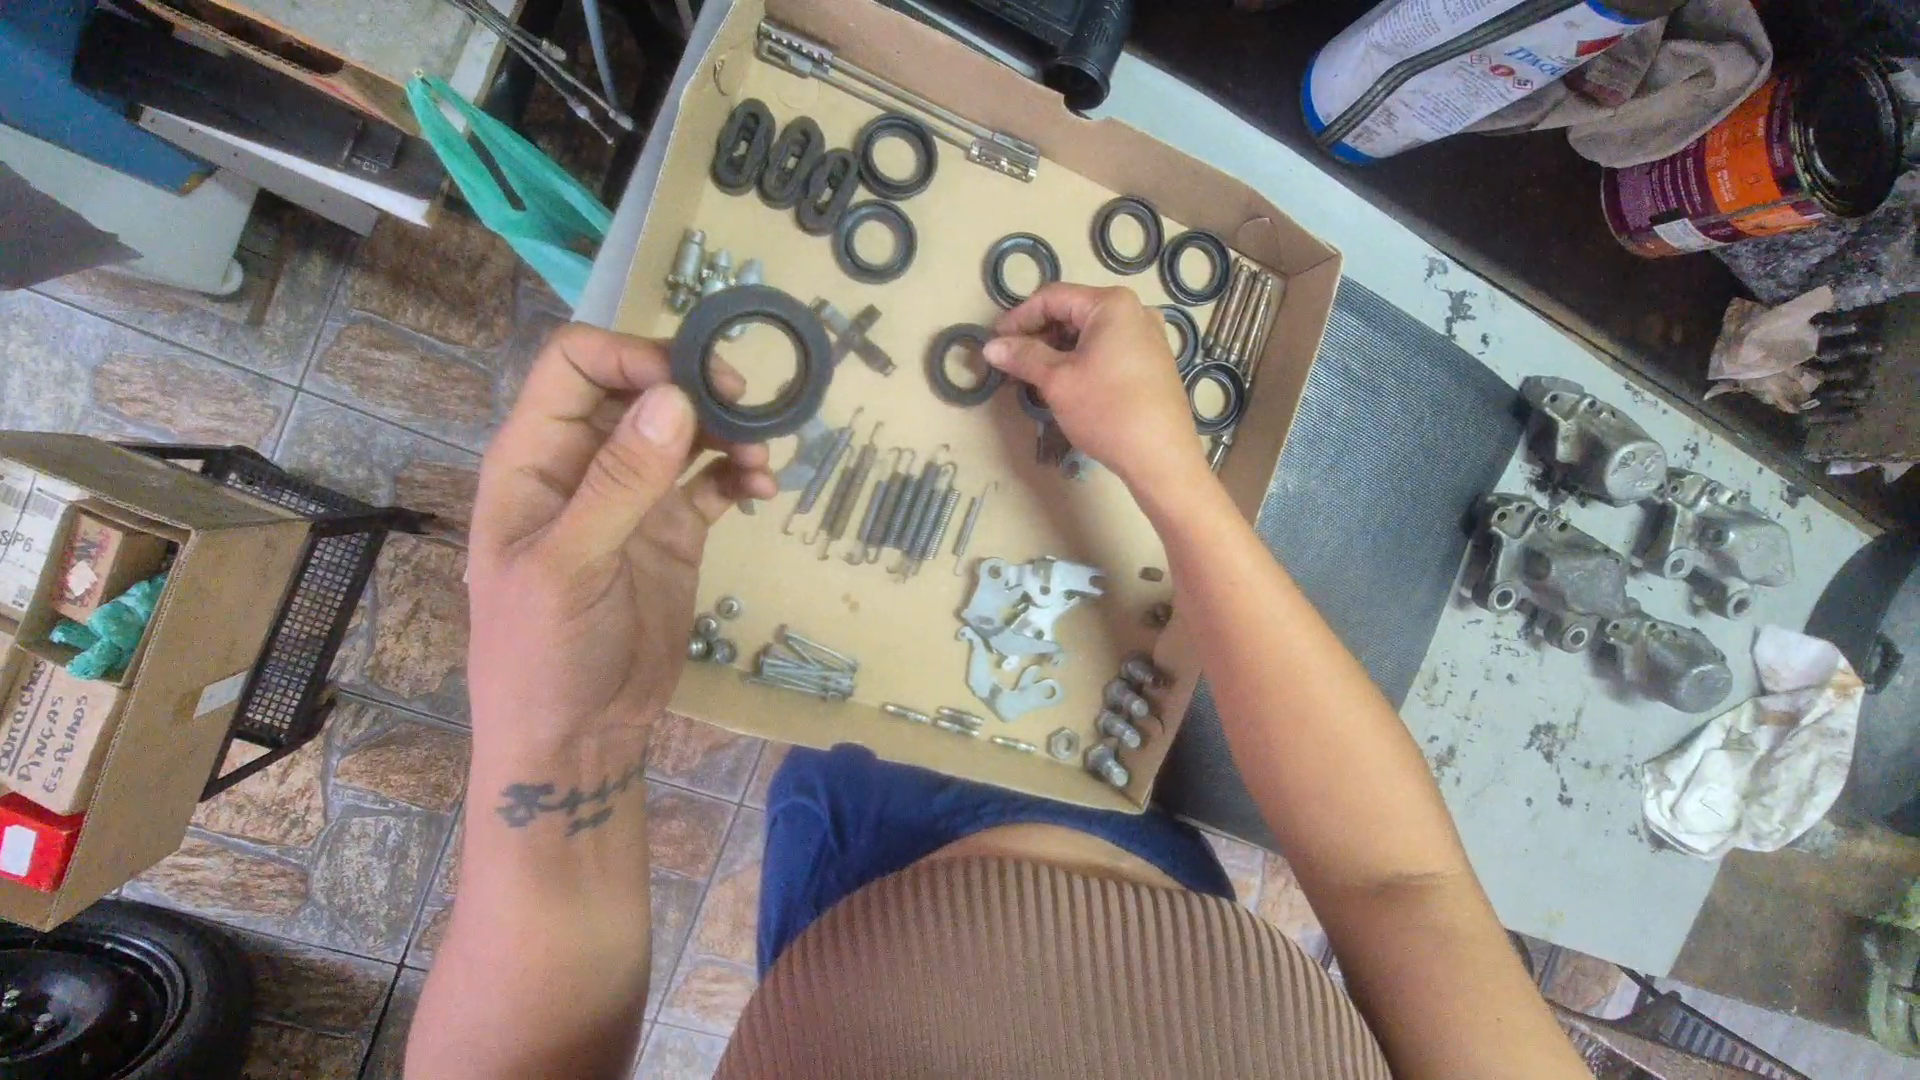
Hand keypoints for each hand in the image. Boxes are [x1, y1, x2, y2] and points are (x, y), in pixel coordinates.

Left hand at [465, 325, 775, 752]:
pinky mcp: (674, 531)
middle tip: (746, 408)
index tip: (691, 383)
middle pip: (642, 389)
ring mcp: (636, 499)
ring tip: (760, 461)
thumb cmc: (544, 653)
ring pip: (685, 432)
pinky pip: (712, 482)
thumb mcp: (571, 566)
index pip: (577, 366)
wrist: (580, 732)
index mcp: (538, 458)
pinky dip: (740, 476)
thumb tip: (675, 399)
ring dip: (727, 432)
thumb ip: (620, 482)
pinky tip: (762, 491)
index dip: (632, 356)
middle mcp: (588, 466)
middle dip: (695, 388)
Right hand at [985, 283, 1206, 494]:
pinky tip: (1064, 386)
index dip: (1019, 318)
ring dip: (1056, 352)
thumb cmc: (1107, 410)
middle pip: (1072, 313)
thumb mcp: (1058, 381)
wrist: (1161, 457)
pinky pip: (1106, 351)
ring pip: (1088, 335)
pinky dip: (1080, 362)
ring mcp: (1147, 338)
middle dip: (1037, 336)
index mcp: (1112, 304)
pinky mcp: (1151, 364)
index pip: (1052, 297)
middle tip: (1011, 364)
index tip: (996, 343)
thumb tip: (990, 346)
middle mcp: (1135, 312)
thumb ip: (1023, 357)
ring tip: (1032, 379)